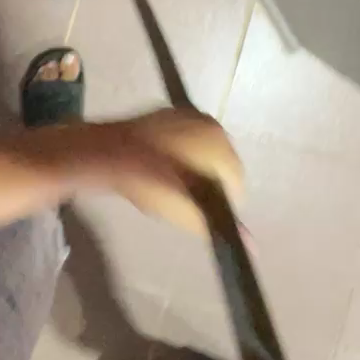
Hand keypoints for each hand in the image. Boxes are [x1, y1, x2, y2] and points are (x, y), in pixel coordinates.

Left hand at [86, 109, 243, 233]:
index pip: (236, 181)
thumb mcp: (183, 210)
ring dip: (195, 170)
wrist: (108, 151)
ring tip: (173, 189)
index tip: (203, 216)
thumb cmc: (149, 180)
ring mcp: (189, 114)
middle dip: (209, 185)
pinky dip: (182, 155)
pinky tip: (162, 168)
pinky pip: (187, 140)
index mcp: (220, 142)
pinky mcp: (170, 113)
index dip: (223, 204)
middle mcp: (210, 122)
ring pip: (205, 151)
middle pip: (221, 164)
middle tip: (185, 203)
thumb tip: (252, 246)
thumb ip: (217, 226)